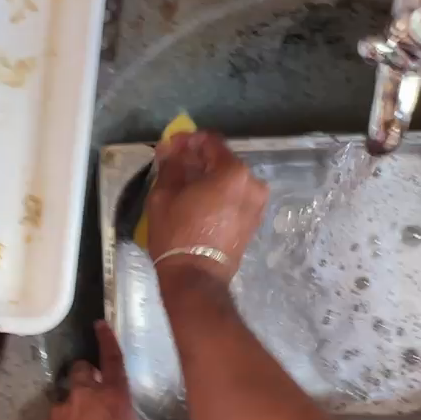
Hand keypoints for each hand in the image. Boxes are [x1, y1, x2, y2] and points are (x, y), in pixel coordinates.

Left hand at [34, 322, 144, 419]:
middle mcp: (85, 396)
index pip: (110, 358)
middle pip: (80, 370)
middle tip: (94, 392)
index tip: (99, 325)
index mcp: (113, 396)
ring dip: (76, 408)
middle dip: (85, 376)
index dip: (106, 339)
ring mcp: (62, 411)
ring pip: (69, 399)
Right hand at [146, 130, 269, 285]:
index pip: (210, 142)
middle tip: (173, 165)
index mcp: (233, 172)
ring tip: (183, 186)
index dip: (187, 140)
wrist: (196, 279)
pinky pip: (234, 198)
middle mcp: (253, 183)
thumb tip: (170, 150)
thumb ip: (170, 166)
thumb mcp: (164, 196)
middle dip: (197, 160)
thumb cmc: (177, 235)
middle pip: (222, 160)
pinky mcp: (253, 221)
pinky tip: (197, 201)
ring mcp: (256, 204)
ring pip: (228, 180)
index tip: (170, 146)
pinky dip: (217, 194)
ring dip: (207, 178)